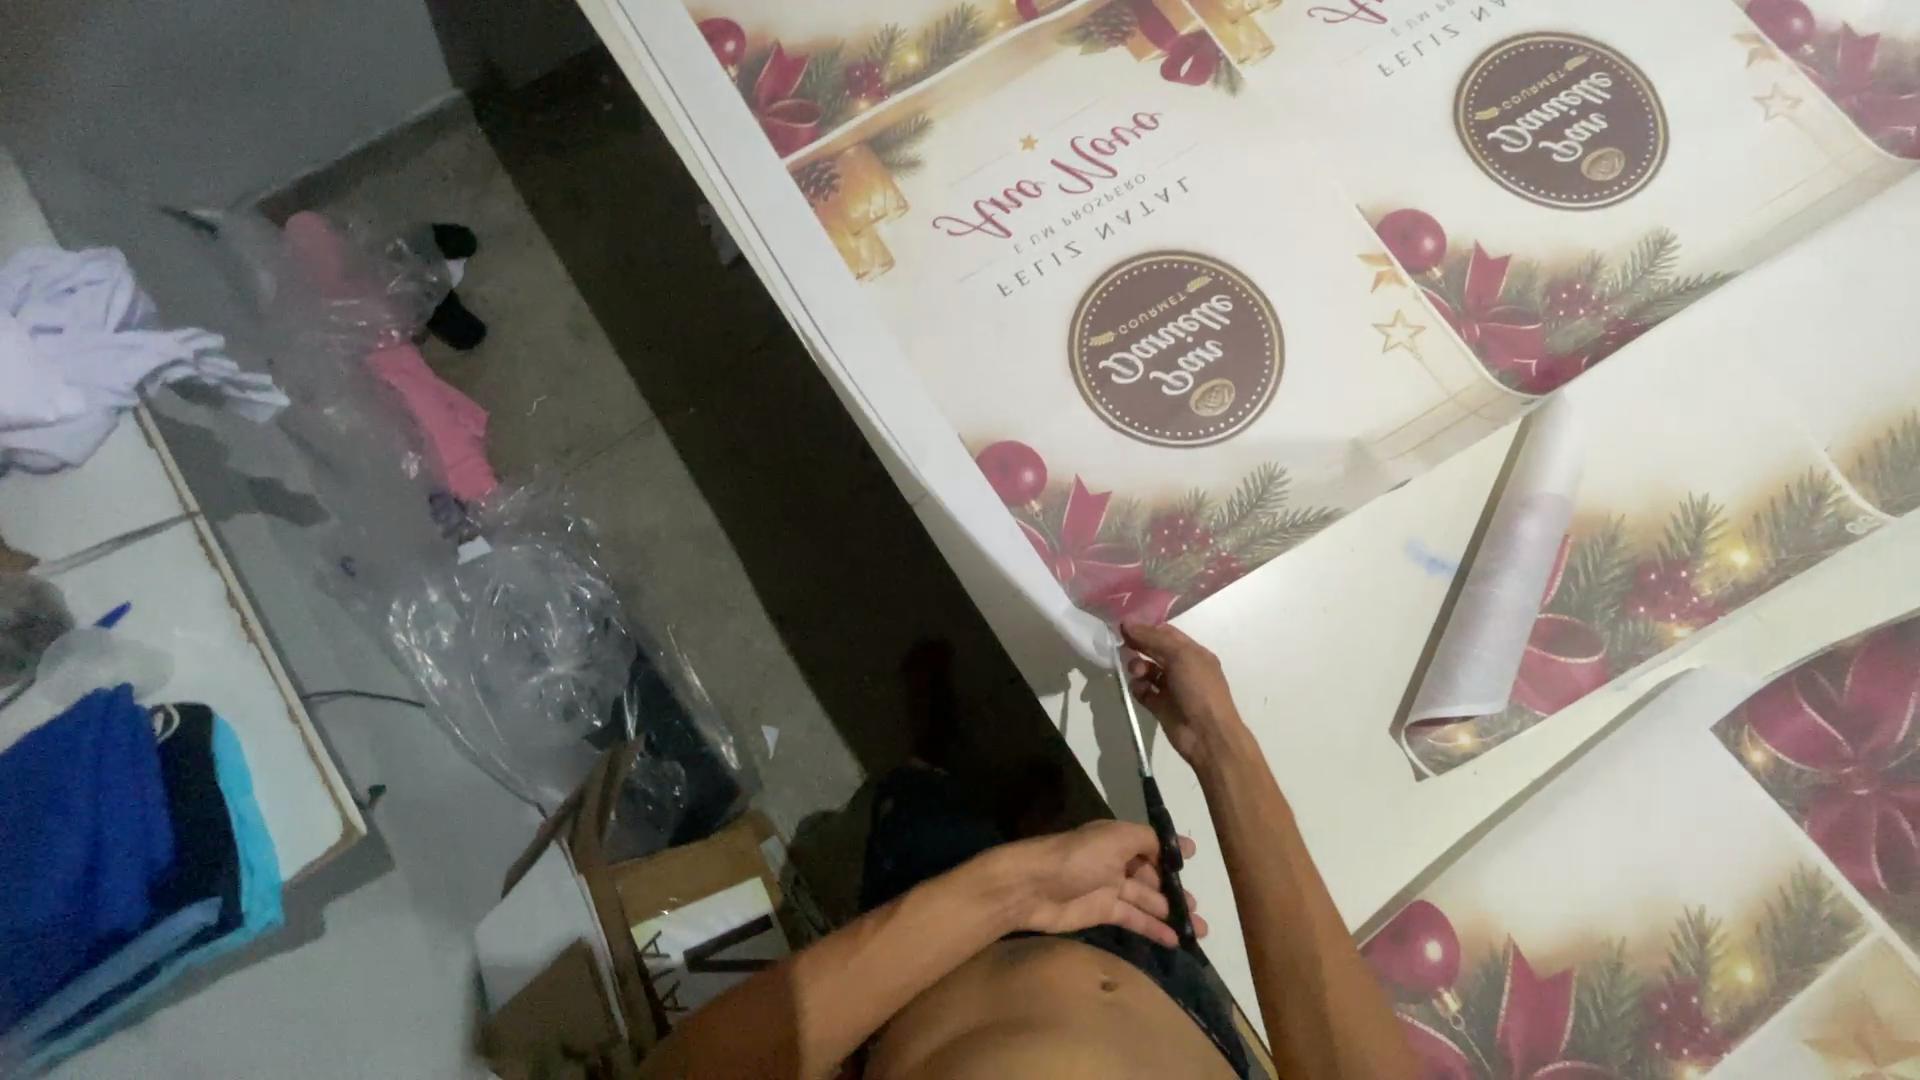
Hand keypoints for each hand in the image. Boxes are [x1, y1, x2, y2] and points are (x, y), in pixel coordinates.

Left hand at [993, 821, 1207, 947]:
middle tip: (1198, 907)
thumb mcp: (1115, 838)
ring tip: (1198, 929)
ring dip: (1171, 912)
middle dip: (1175, 888)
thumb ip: (1146, 840)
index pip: (1151, 843)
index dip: (1171, 851)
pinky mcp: (1102, 912)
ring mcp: (1109, 888)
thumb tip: (1174, 846)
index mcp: (1118, 838)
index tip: (1194, 859)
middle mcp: (1115, 860)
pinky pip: (1134, 919)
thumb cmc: (1077, 857)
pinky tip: (1175, 940)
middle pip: (1151, 875)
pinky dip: (1154, 929)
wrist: (1033, 887)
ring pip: (1147, 900)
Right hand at [1121, 621, 1246, 770]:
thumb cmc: (1199, 689)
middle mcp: (1182, 668)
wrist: (1207, 734)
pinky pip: (1143, 691)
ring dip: (1138, 667)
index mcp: (1193, 653)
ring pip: (1147, 670)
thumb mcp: (1180, 656)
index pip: (1166, 634)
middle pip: (1154, 651)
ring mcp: (1170, 688)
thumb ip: (1153, 638)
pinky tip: (1141, 690)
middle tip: (1121, 644)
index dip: (1146, 628)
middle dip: (1139, 646)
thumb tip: (1126, 623)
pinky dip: (1139, 688)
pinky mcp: (1159, 706)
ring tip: (1137, 673)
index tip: (1124, 625)